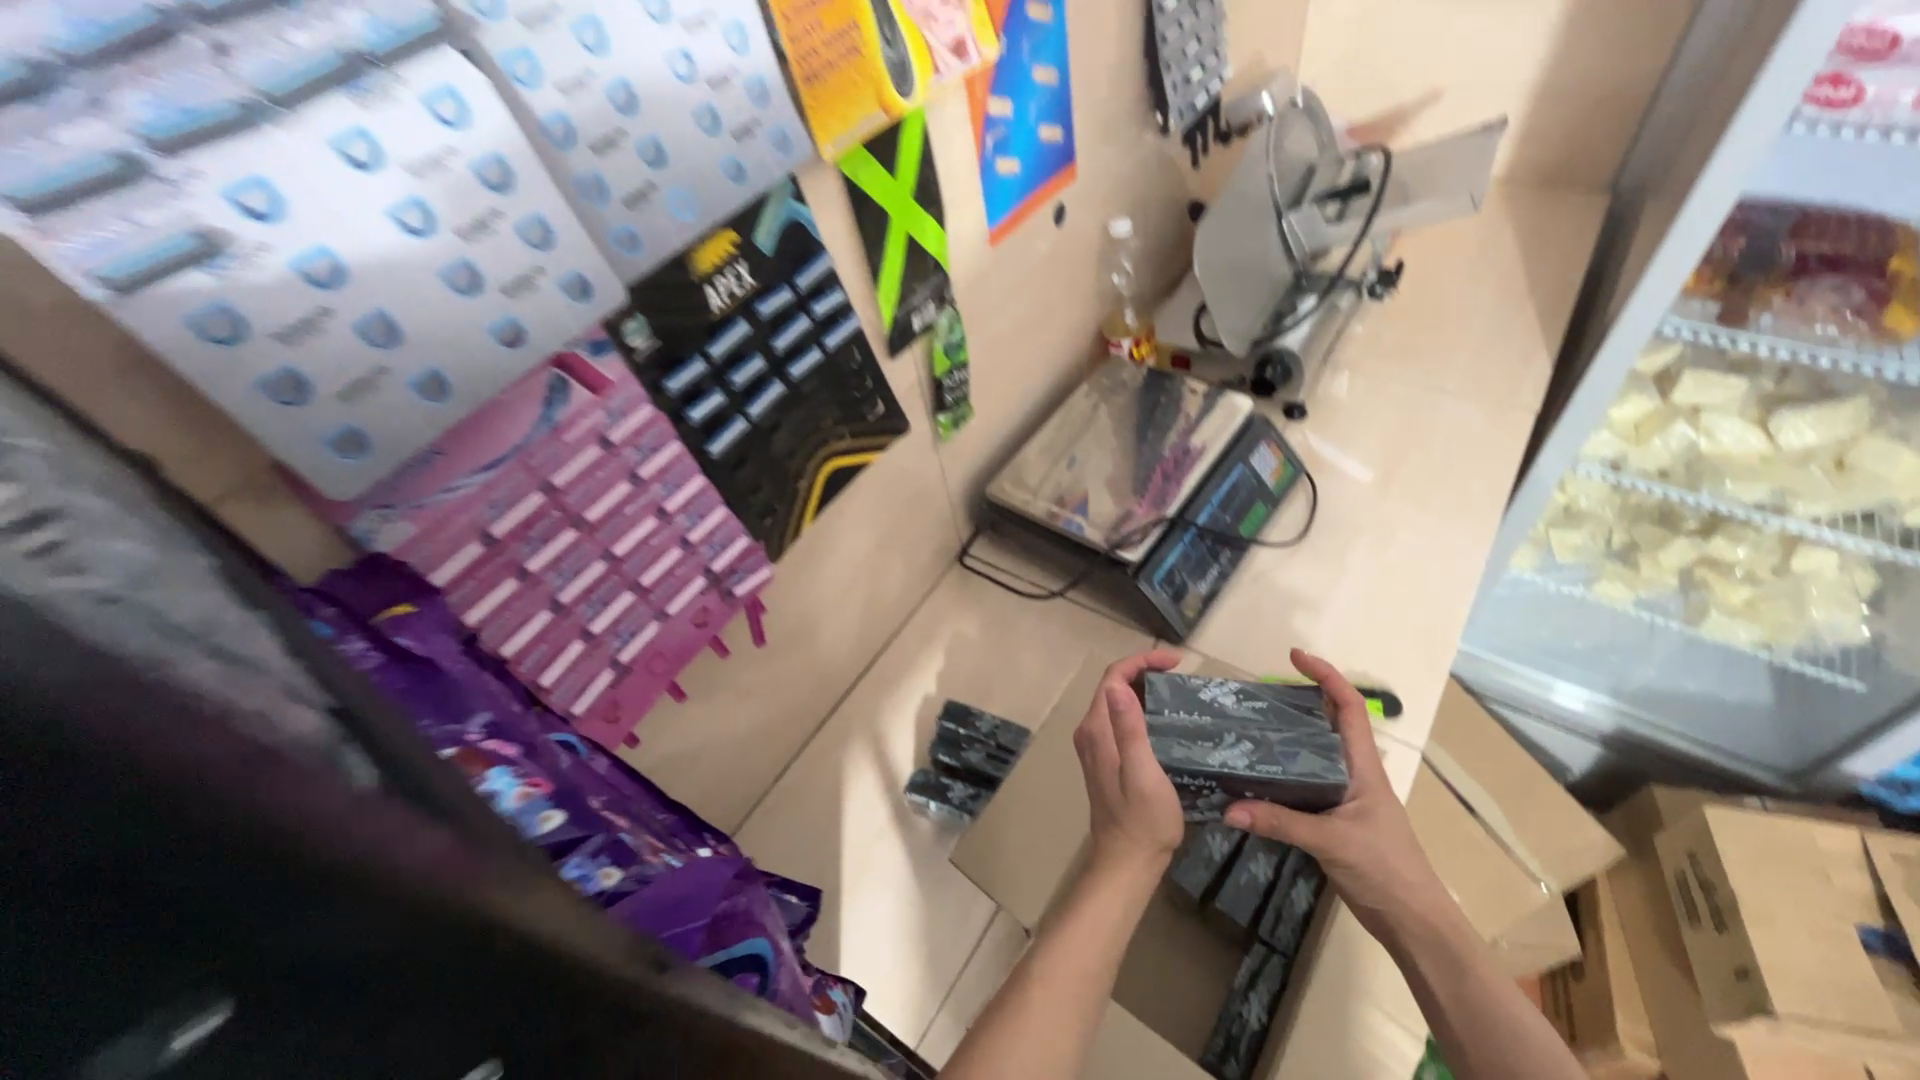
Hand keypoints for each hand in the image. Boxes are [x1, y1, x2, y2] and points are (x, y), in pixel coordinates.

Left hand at [1073, 648, 1185, 875]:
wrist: (1128, 860)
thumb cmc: (1142, 820)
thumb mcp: (1142, 773)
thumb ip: (1129, 729)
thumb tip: (1119, 685)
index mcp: (1097, 730)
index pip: (1113, 677)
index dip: (1142, 662)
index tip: (1175, 663)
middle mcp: (1091, 733)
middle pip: (1113, 687)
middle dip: (1144, 671)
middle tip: (1180, 675)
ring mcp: (1096, 746)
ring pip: (1117, 703)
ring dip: (1143, 689)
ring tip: (1177, 691)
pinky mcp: (1106, 759)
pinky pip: (1120, 720)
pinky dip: (1141, 709)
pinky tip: (1165, 719)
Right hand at [1223, 649, 1453, 945]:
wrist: (1411, 920)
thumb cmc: (1385, 868)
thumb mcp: (1331, 840)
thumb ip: (1279, 822)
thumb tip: (1228, 807)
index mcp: (1363, 767)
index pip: (1349, 708)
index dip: (1327, 676)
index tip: (1295, 656)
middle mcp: (1352, 775)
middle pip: (1328, 726)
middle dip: (1298, 703)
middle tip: (1256, 697)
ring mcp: (1342, 799)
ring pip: (1311, 757)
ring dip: (1284, 741)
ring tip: (1245, 730)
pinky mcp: (1331, 822)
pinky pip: (1300, 788)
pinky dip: (1277, 778)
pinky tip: (1251, 780)